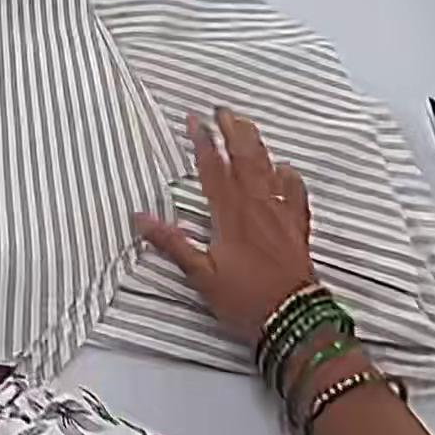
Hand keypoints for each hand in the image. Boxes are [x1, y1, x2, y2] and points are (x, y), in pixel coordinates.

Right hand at [133, 108, 316, 347]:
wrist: (296, 324)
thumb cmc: (245, 299)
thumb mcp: (200, 274)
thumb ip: (171, 242)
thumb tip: (138, 217)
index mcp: (230, 213)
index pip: (213, 168)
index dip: (203, 140)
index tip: (194, 118)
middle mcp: (255, 207)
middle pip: (245, 159)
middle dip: (233, 131)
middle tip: (223, 110)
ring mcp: (280, 217)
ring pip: (269, 171)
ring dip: (257, 145)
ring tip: (247, 126)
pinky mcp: (297, 231)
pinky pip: (296, 197)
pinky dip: (290, 180)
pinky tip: (287, 169)